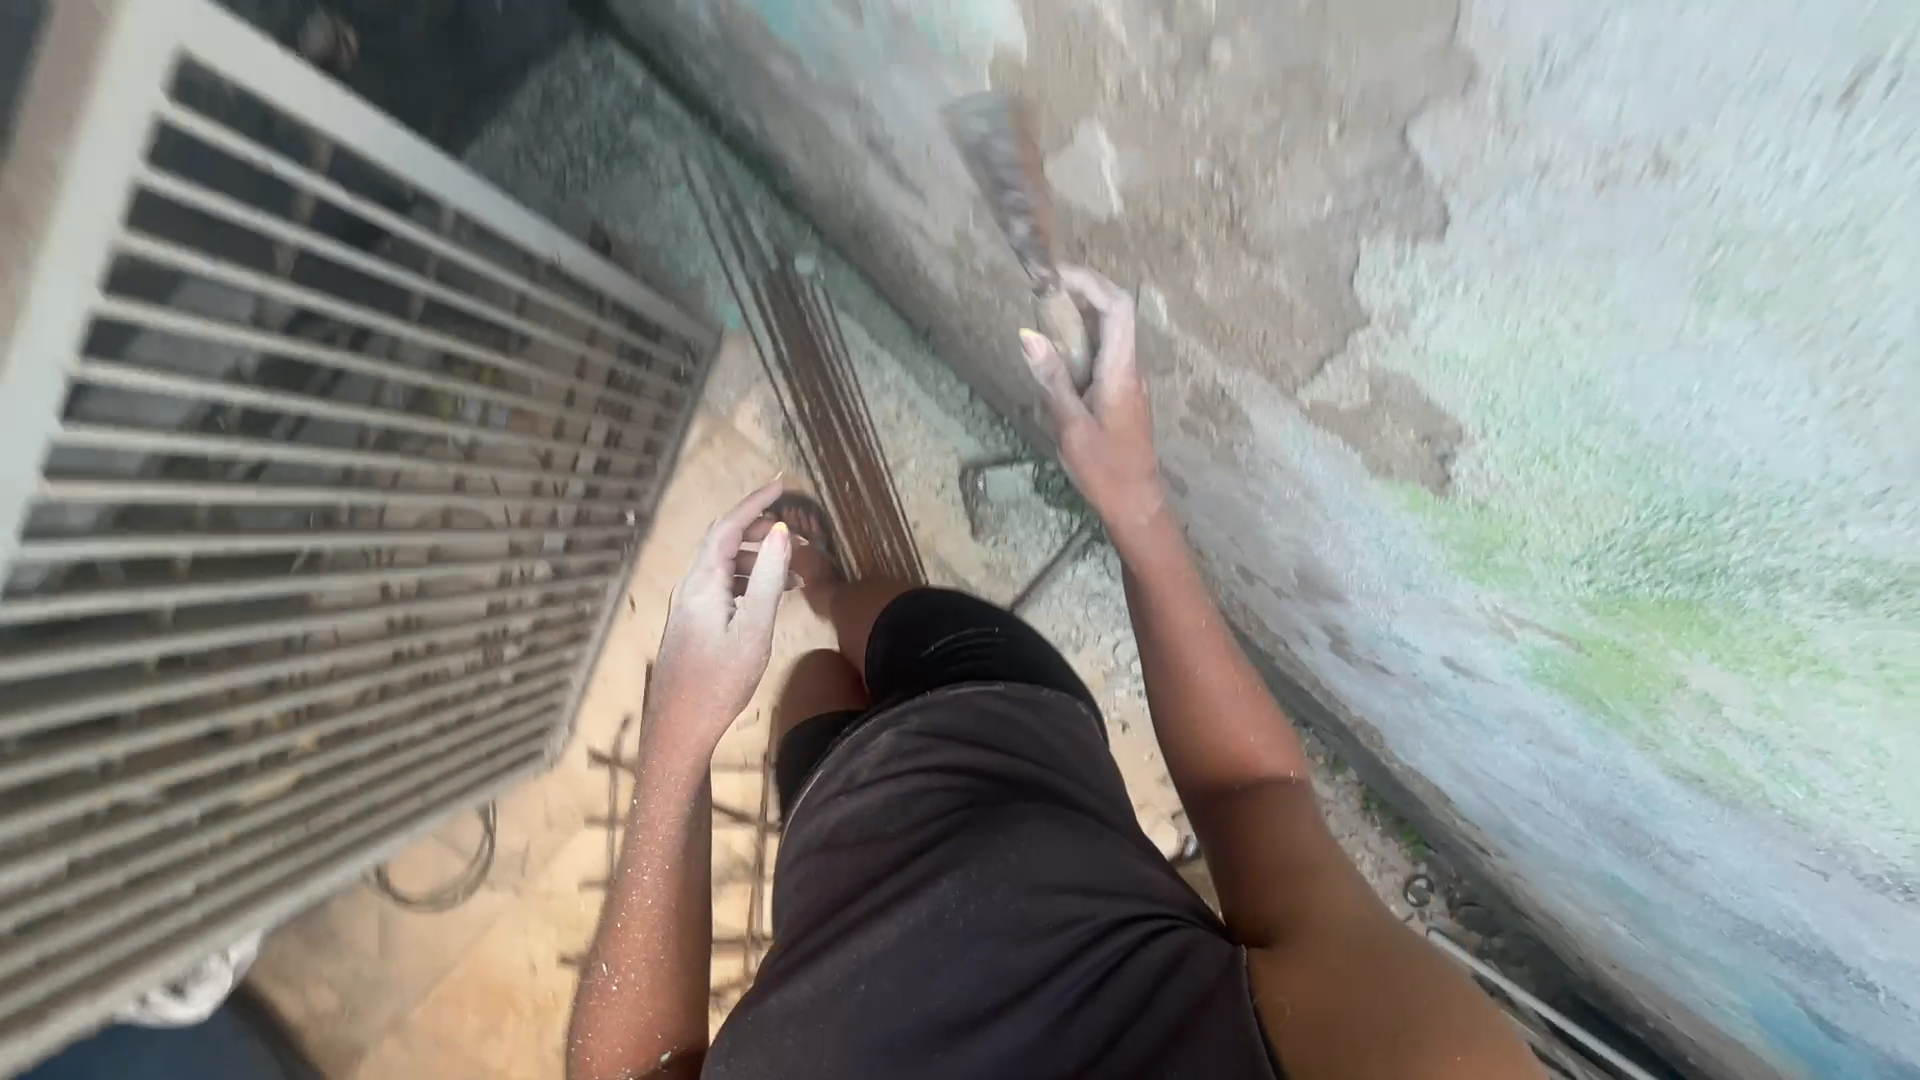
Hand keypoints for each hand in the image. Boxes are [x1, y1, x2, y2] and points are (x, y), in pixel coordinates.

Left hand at [646, 479, 792, 756]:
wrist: (680, 728)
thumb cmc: (720, 681)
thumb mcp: (754, 629)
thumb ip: (769, 579)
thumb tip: (780, 533)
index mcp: (703, 582)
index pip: (728, 526)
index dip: (755, 502)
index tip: (783, 485)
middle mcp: (691, 586)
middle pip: (724, 540)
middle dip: (759, 526)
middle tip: (797, 529)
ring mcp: (689, 604)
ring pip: (725, 563)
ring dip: (758, 556)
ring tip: (796, 566)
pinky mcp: (693, 621)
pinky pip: (723, 584)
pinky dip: (750, 578)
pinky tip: (774, 594)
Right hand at [1020, 265, 1167, 544]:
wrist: (1136, 503)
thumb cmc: (1104, 470)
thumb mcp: (1070, 425)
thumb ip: (1052, 378)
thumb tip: (1028, 335)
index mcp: (1121, 371)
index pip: (1116, 306)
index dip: (1090, 281)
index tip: (1055, 277)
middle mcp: (1130, 369)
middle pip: (1113, 314)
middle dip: (1079, 295)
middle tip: (1041, 297)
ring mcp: (1128, 381)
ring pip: (1107, 335)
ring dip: (1077, 321)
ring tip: (1041, 324)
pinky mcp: (1122, 395)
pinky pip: (1102, 357)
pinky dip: (1079, 347)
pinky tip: (1055, 361)